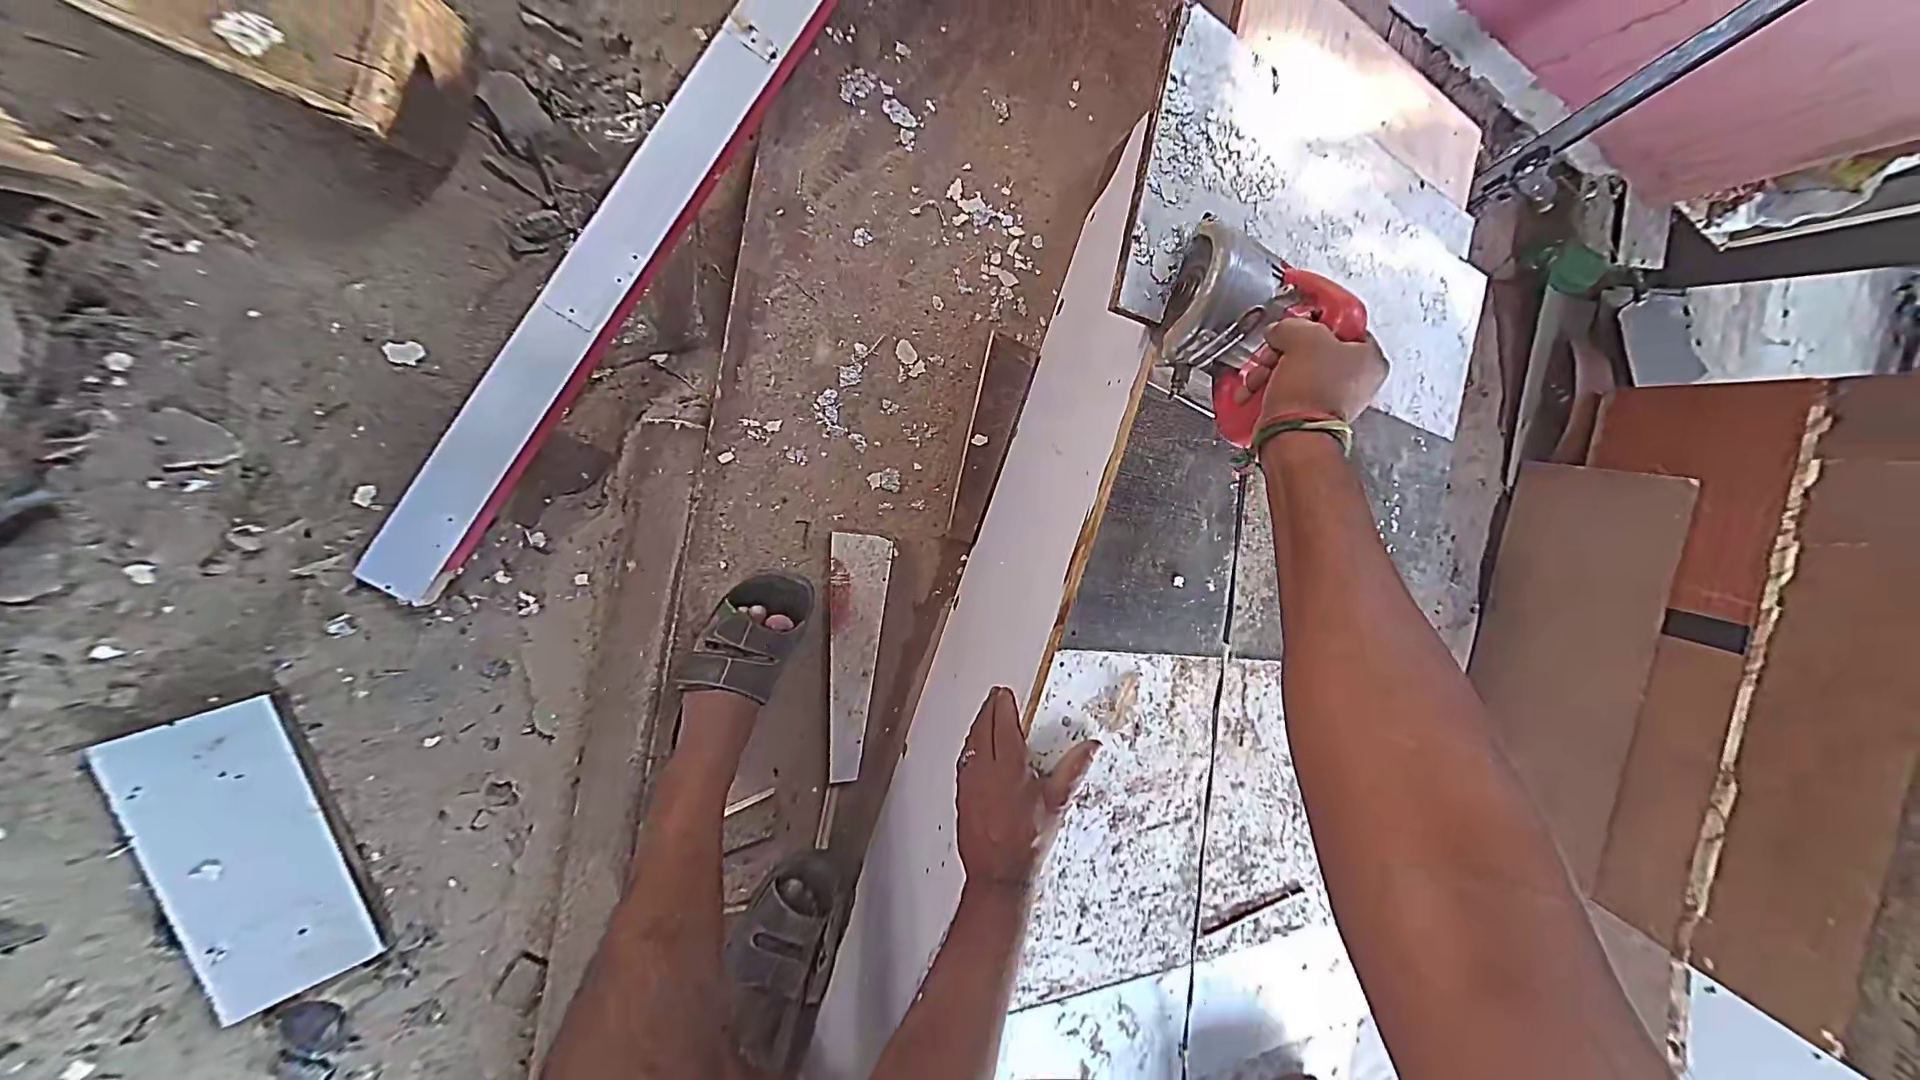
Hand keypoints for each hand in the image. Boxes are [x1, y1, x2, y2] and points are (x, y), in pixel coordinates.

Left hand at [955, 687, 1098, 889]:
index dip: (1004, 706)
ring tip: (985, 715)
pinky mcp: (961, 795)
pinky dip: (970, 744)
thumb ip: (1073, 770)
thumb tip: (1089, 748)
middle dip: (989, 709)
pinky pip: (963, 760)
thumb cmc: (1027, 843)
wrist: (998, 874)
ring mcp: (969, 783)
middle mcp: (985, 772)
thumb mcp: (1056, 803)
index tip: (1005, 694)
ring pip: (971, 742)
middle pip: (983, 728)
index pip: (1003, 725)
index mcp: (1009, 769)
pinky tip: (974, 746)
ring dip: (978, 724)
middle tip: (995, 697)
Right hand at [1233, 317, 1388, 424]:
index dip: (1316, 302)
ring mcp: (1329, 395)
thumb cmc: (1309, 393)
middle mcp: (1354, 377)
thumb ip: (1292, 325)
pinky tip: (1254, 391)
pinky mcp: (1305, 410)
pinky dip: (1266, 387)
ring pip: (1292, 365)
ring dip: (1267, 369)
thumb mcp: (1303, 339)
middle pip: (1310, 342)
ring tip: (1257, 380)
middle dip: (1280, 348)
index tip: (1299, 288)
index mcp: (1368, 355)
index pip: (1342, 314)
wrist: (1291, 438)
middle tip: (1270, 353)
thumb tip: (1281, 331)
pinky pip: (1283, 387)